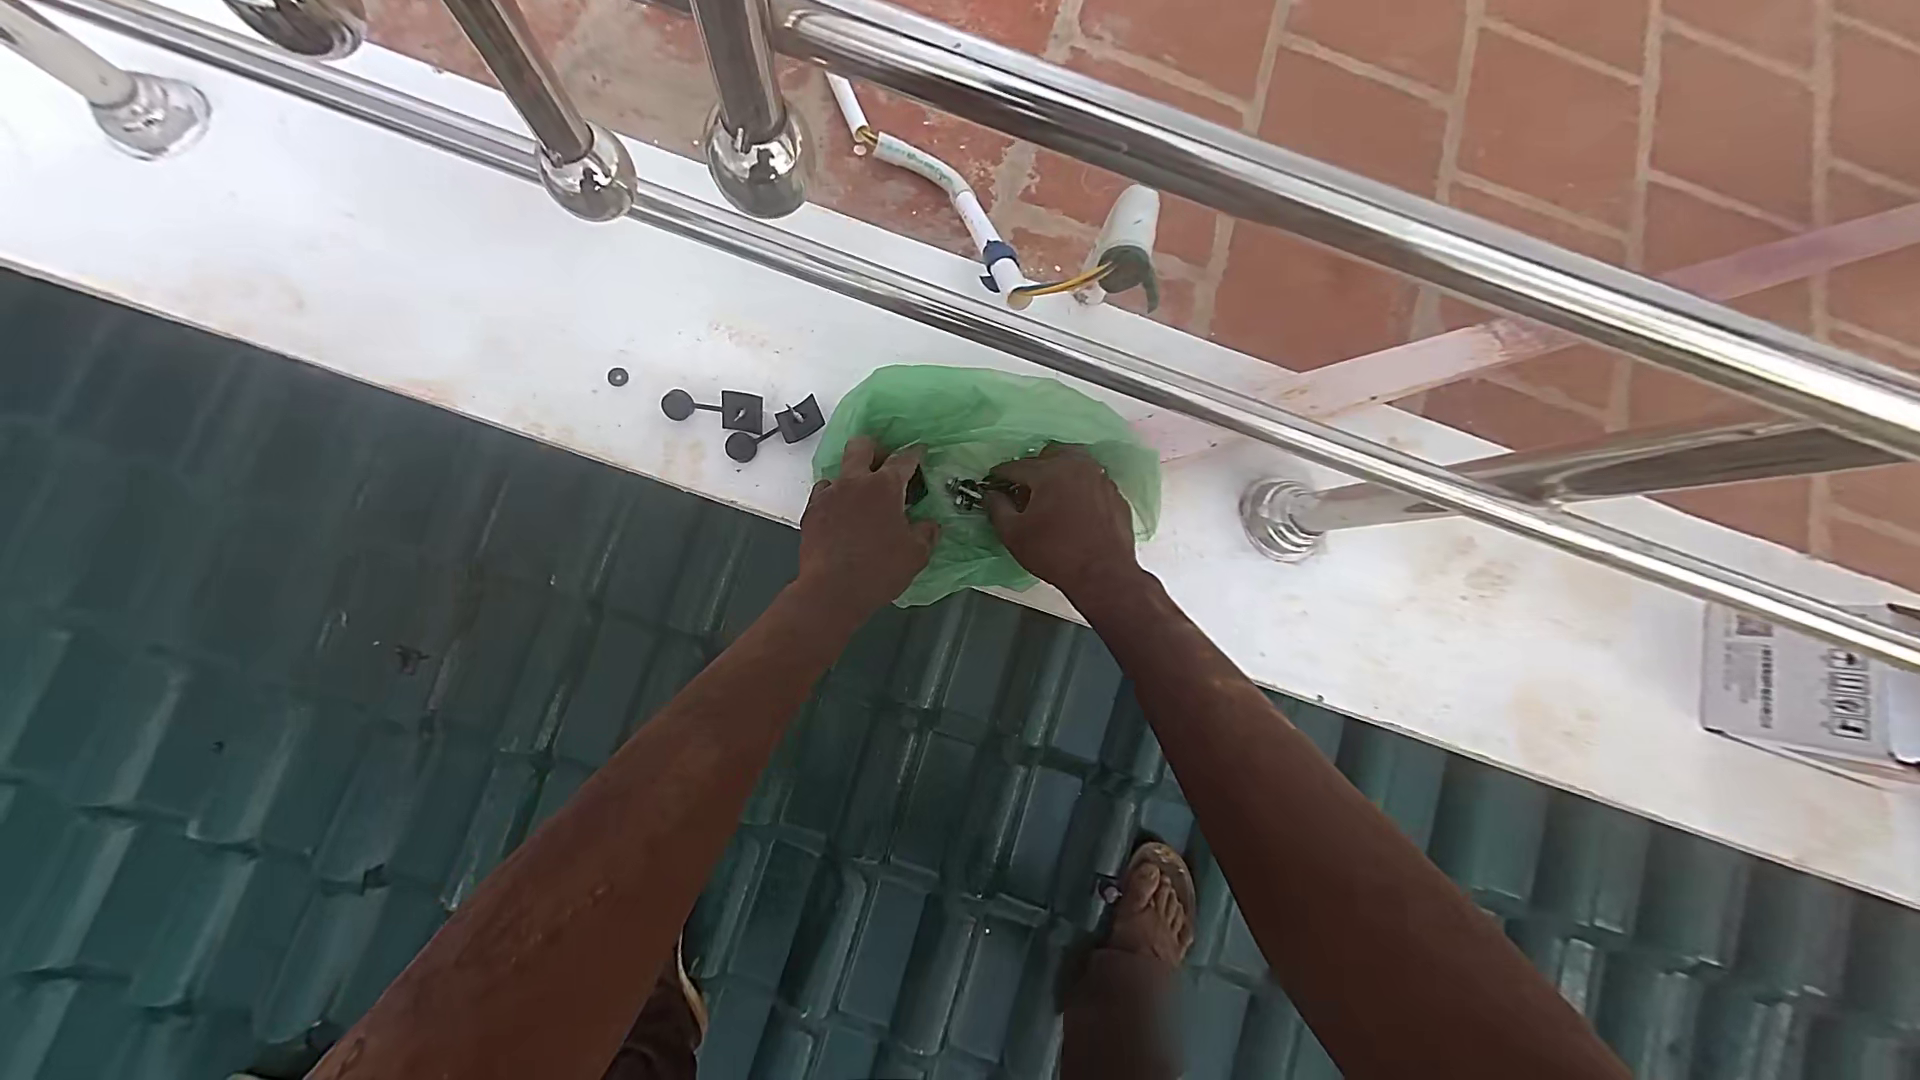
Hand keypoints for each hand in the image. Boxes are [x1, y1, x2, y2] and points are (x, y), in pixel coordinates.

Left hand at [798, 436, 938, 620]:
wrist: (833, 590)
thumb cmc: (879, 570)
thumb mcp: (916, 554)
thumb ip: (926, 533)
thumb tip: (929, 525)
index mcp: (885, 487)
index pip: (903, 459)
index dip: (914, 454)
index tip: (919, 452)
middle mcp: (854, 482)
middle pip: (862, 446)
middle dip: (875, 448)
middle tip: (885, 461)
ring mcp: (829, 494)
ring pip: (839, 470)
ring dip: (852, 476)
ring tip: (862, 494)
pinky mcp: (811, 511)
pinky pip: (824, 493)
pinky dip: (835, 496)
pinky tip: (841, 512)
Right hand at [985, 443, 1140, 598]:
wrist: (1103, 574)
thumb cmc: (1054, 553)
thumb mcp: (1013, 534)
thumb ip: (997, 508)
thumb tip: (992, 495)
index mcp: (1050, 472)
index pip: (1017, 466)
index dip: (1001, 474)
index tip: (993, 483)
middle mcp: (1078, 466)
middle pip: (1049, 455)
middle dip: (1032, 468)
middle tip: (1023, 489)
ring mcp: (1101, 479)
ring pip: (1074, 463)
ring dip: (1058, 473)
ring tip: (1049, 495)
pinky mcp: (1115, 495)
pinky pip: (1091, 482)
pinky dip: (1078, 488)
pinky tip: (1073, 507)